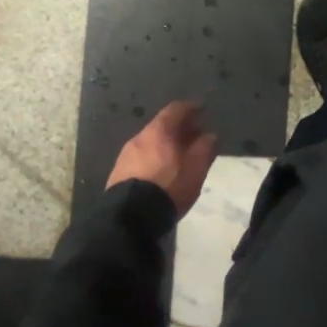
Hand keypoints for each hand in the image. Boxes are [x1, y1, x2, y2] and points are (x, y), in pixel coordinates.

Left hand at [107, 101, 218, 216]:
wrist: (129, 218)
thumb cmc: (168, 186)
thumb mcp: (196, 168)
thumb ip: (205, 147)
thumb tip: (209, 135)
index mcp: (159, 130)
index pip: (176, 109)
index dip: (191, 108)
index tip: (202, 112)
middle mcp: (140, 137)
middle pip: (162, 126)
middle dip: (178, 130)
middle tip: (193, 138)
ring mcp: (125, 155)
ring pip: (149, 143)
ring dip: (164, 146)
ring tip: (177, 159)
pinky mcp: (117, 174)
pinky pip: (139, 159)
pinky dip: (152, 160)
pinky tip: (159, 173)